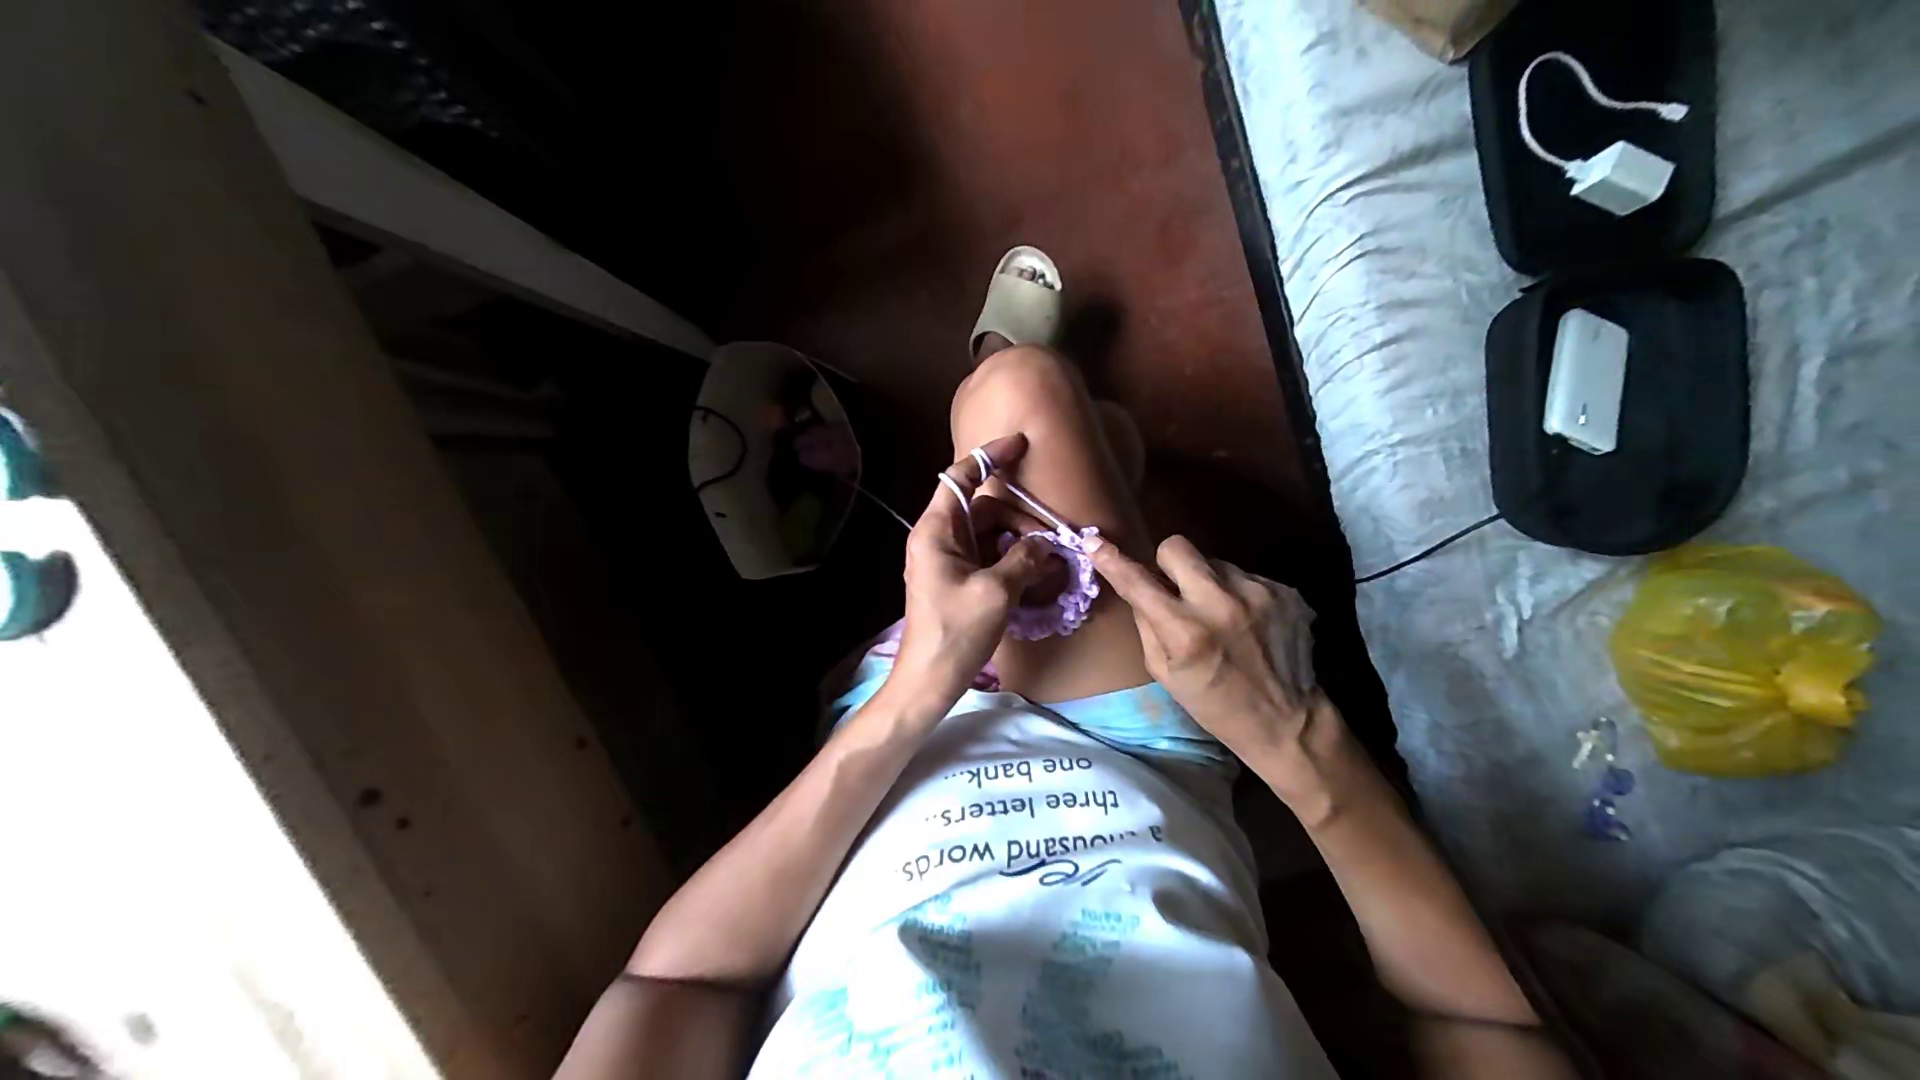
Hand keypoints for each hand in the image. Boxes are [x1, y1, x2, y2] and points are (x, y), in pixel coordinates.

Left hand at [887, 435, 1057, 711]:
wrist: (929, 679)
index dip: (988, 456)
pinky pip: (985, 554)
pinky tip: (1033, 571)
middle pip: (981, 507)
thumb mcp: (996, 591)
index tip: (1019, 443)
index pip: (960, 477)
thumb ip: (1023, 558)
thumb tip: (1045, 542)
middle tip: (1048, 537)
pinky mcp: (955, 578)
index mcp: (936, 531)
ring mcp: (946, 559)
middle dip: (1017, 515)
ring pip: (986, 532)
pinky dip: (1009, 557)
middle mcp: (937, 538)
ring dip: (1017, 539)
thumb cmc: (956, 632)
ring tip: (1046, 558)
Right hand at [1088, 535, 1319, 767]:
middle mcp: (1222, 603)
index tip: (1094, 542)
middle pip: (1177, 547)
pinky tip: (1248, 623)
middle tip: (1176, 591)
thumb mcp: (1163, 672)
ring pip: (1215, 562)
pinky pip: (1245, 576)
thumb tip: (1137, 584)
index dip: (1112, 560)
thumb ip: (1147, 623)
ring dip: (1209, 582)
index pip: (1138, 582)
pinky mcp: (1286, 591)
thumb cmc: (1213, 702)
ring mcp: (1259, 593)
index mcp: (1186, 631)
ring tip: (1221, 616)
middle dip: (1169, 564)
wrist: (1286, 720)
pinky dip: (1238, 594)